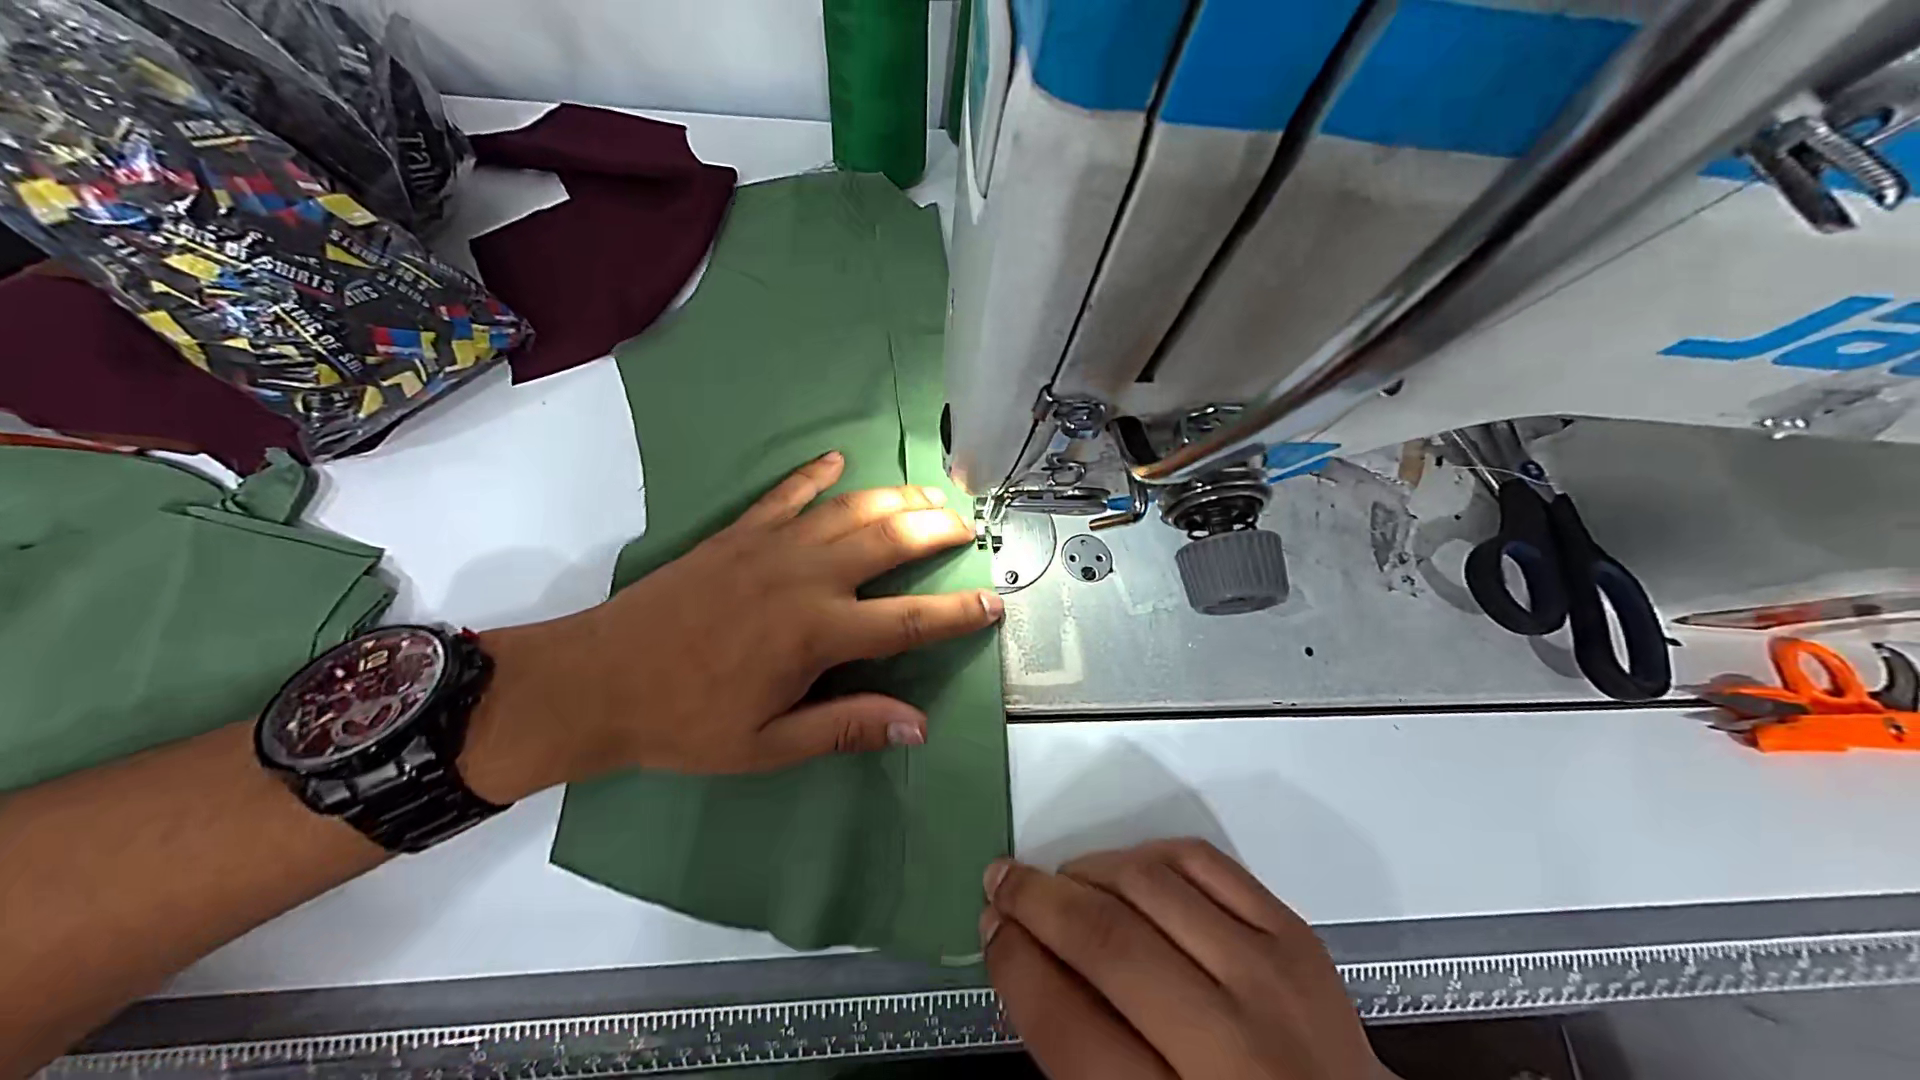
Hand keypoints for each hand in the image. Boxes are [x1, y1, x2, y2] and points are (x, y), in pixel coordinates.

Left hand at [460, 451, 999, 800]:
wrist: (597, 680)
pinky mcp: (737, 532)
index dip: (958, 613)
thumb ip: (846, 727)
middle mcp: (804, 577)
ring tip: (931, 494)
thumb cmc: (685, 721)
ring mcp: (770, 545)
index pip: (908, 620)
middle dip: (938, 530)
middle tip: (970, 526)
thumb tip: (919, 725)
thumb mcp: (768, 745)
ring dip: (897, 497)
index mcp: (816, 633)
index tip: (993, 603)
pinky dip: (816, 474)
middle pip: (890, 540)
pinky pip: (787, 493)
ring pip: (850, 507)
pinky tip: (838, 461)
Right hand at [981, 839, 1389, 1079]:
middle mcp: (1234, 1051)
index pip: (1070, 1025)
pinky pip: (1204, 863)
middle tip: (1003, 884)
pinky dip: (1150, 854)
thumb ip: (1079, 1050)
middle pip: (1108, 943)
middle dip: (1037, 901)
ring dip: (1087, 871)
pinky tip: (1126, 870)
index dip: (1015, 965)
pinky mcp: (1299, 939)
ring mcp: (1274, 984)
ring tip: (1062, 883)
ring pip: (1150, 887)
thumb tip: (1024, 951)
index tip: (992, 928)